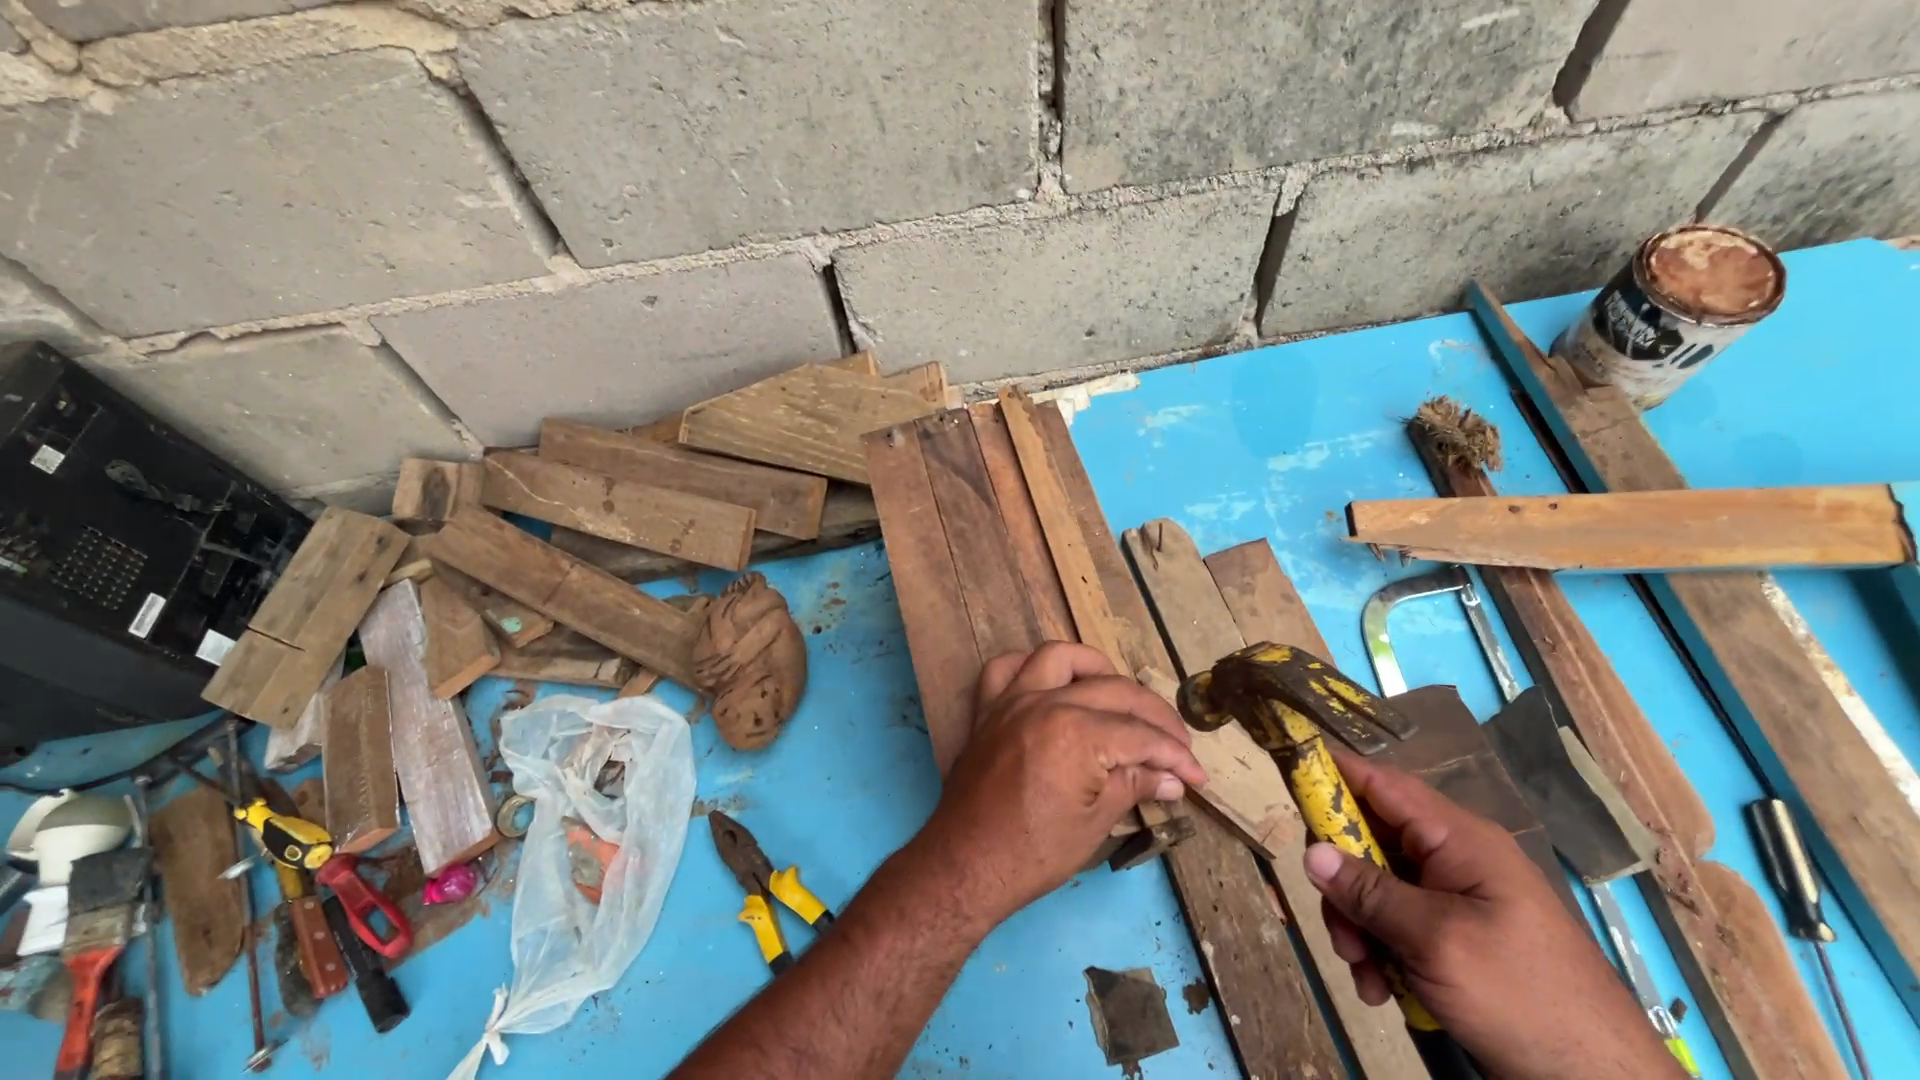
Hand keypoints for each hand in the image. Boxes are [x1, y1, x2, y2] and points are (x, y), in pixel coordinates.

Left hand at [911, 642, 1207, 929]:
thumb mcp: (1094, 823)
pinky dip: (1030, 666)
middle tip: (1176, 746)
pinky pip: (1005, 669)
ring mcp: (1012, 701)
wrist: (966, 866)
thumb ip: (1135, 786)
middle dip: (1154, 717)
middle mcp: (1045, 703)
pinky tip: (1053, 683)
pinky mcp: (988, 710)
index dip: (1175, 756)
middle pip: (1114, 692)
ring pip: (1060, 658)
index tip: (1196, 775)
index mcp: (1077, 733)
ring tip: (1120, 695)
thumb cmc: (1033, 854)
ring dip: (1096, 668)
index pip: (1141, 735)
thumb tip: (1174, 778)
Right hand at [1304, 752, 1681, 1079]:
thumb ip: (1369, 892)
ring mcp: (1458, 899)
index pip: (1383, 784)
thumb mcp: (1434, 941)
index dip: (1333, 773)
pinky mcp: (1457, 936)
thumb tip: (1311, 851)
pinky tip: (1384, 990)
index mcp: (1460, 839)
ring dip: (1359, 927)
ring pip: (1377, 887)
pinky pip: (1398, 924)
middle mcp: (1456, 858)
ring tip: (1366, 974)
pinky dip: (1381, 952)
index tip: (1286, 771)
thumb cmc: (1521, 996)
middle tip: (1340, 932)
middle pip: (1371, 841)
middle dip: (1343, 883)